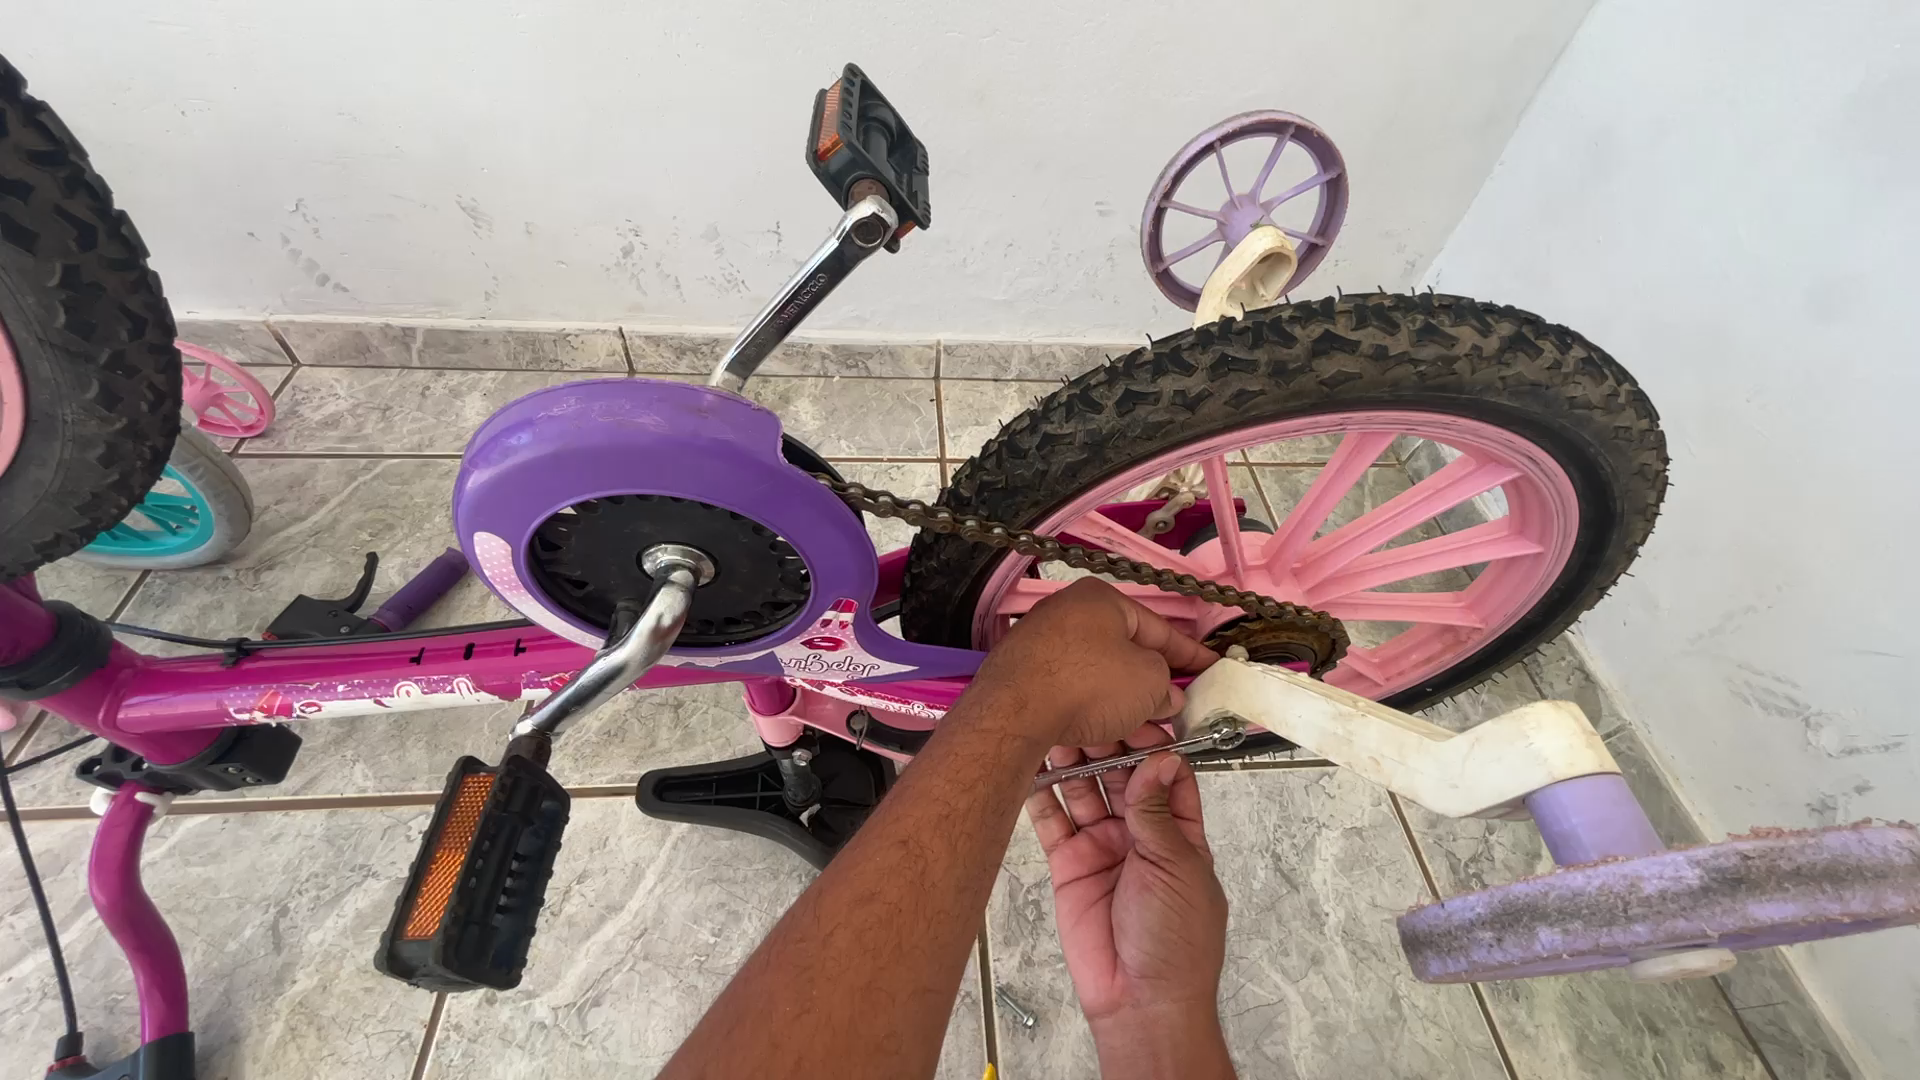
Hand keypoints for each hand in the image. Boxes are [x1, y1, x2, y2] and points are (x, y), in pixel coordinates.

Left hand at [972, 577, 1216, 748]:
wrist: (1015, 712)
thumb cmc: (1086, 683)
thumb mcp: (1148, 681)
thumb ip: (1165, 684)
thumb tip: (1165, 696)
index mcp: (1100, 600)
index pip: (1157, 628)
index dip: (1189, 653)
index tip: (1209, 668)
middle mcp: (1066, 613)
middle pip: (1123, 654)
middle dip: (1152, 687)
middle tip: (1175, 711)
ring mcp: (1040, 644)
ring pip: (1097, 678)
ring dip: (1124, 707)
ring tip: (1144, 735)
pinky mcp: (1023, 675)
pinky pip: (1069, 692)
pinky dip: (1091, 711)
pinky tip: (1105, 735)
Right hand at [1026, 731, 1231, 1075]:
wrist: (1139, 1001)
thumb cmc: (1177, 939)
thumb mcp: (1176, 866)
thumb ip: (1156, 811)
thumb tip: (1160, 755)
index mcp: (1177, 829)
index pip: (1164, 773)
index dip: (1151, 743)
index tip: (1134, 712)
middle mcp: (1137, 830)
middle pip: (1119, 775)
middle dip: (1105, 744)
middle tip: (1084, 712)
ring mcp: (1100, 843)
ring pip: (1083, 790)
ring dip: (1070, 762)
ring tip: (1053, 729)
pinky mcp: (1068, 860)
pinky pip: (1052, 820)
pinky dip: (1040, 794)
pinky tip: (1029, 766)